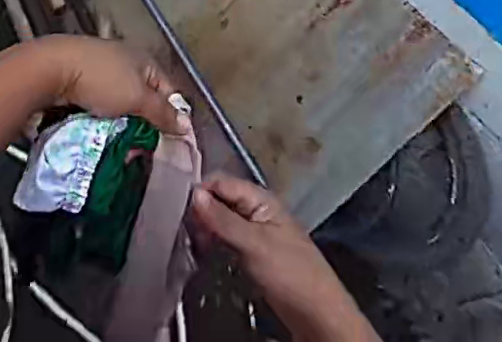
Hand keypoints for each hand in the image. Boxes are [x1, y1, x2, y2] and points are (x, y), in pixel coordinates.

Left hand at [25, 36, 190, 135]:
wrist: (50, 70)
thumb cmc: (99, 79)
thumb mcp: (136, 97)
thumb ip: (162, 112)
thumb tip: (185, 125)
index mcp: (142, 59)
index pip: (168, 90)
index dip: (173, 116)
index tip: (173, 145)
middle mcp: (124, 62)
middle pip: (143, 100)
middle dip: (145, 125)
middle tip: (144, 151)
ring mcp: (100, 71)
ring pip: (121, 106)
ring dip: (122, 126)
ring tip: (123, 149)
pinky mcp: (80, 82)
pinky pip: (100, 107)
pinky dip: (103, 121)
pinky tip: (102, 137)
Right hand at [188, 176, 378, 341]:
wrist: (322, 319)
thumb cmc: (291, 275)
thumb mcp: (254, 245)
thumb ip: (223, 219)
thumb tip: (193, 193)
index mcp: (260, 198)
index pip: (220, 182)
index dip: (200, 191)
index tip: (179, 209)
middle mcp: (257, 209)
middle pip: (220, 198)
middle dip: (201, 210)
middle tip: (184, 230)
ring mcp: (257, 231)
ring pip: (222, 218)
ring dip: (207, 227)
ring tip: (192, 242)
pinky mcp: (255, 252)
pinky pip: (228, 237)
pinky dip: (216, 241)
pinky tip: (206, 251)